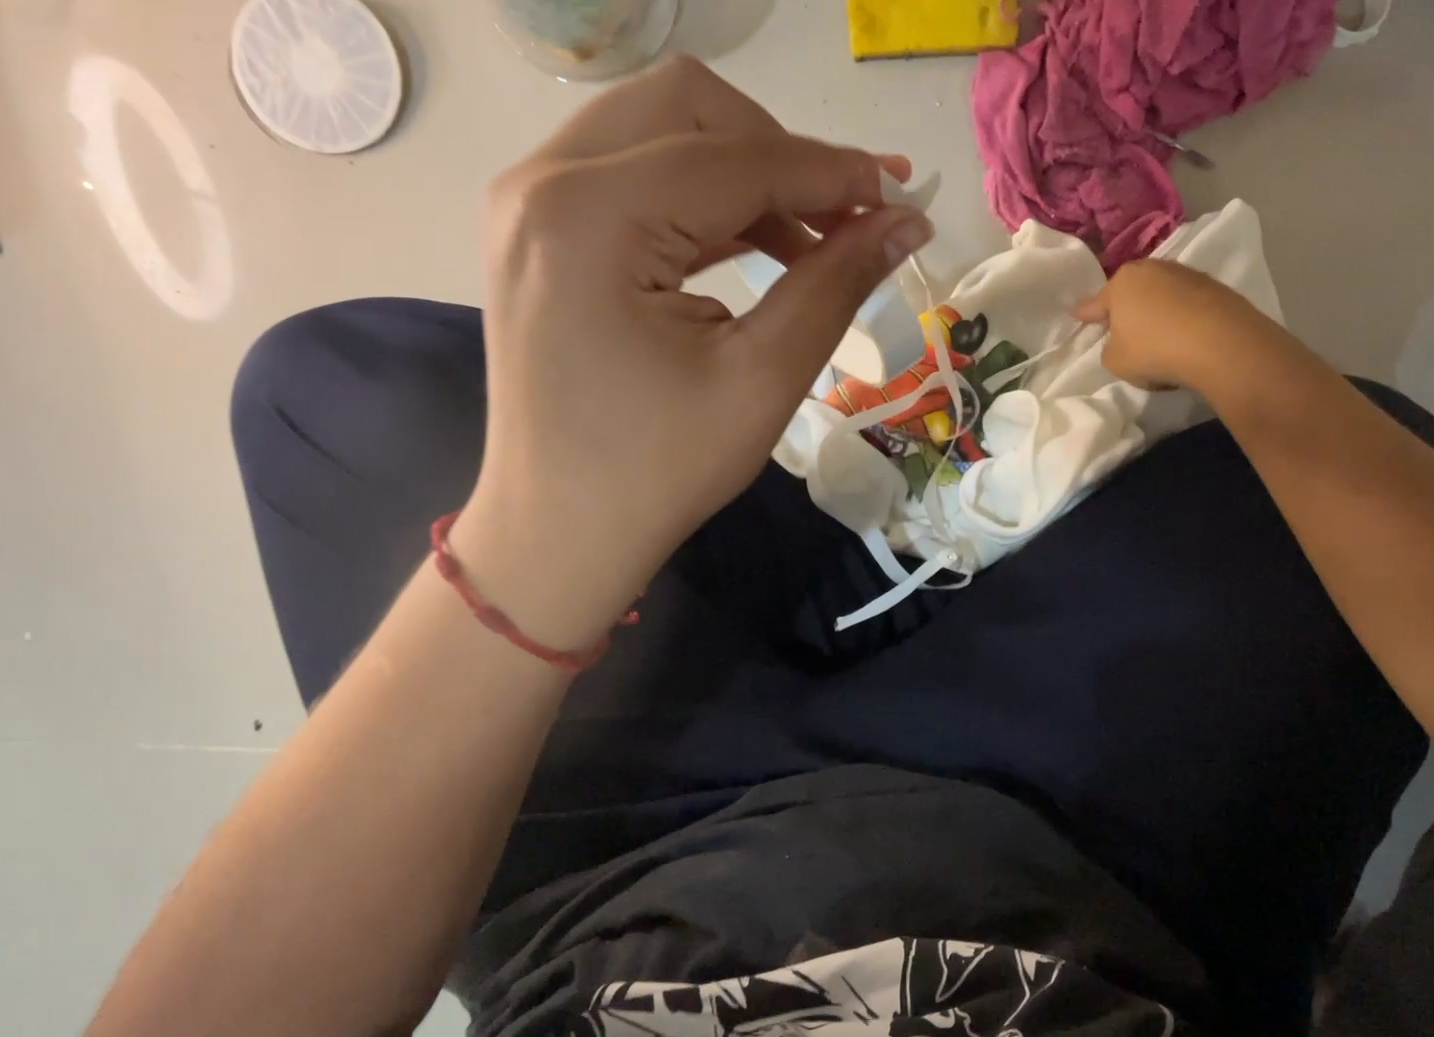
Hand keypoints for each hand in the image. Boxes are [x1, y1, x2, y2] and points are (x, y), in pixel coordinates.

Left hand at [456, 57, 931, 644]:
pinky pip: (630, 174)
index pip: (734, 159)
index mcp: (589, 219)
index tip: (900, 197)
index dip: (830, 172)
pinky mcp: (536, 231)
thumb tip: (907, 222)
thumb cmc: (658, 472)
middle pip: (687, 107)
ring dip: (742, 172)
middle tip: (845, 217)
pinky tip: (754, 244)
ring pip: (657, 130)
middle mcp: (542, 184)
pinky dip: (700, 197)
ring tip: (812, 239)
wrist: (558, 533)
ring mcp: (527, 204)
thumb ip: (835, 283)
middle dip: (779, 153)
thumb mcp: (760, 379)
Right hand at [1075, 259, 1291, 391]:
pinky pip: (1187, 304)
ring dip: (1157, 311)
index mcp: (1122, 283)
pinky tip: (1185, 337)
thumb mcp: (1115, 361)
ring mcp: (1186, 274)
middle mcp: (1153, 269)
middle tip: (1123, 329)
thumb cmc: (1154, 350)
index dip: (1086, 314)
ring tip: (1159, 336)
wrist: (1220, 344)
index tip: (1077, 314)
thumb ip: (1110, 348)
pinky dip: (1182, 317)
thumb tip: (1123, 341)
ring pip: (1161, 295)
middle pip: (1131, 292)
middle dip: (1126, 308)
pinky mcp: (1215, 287)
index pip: (1096, 303)